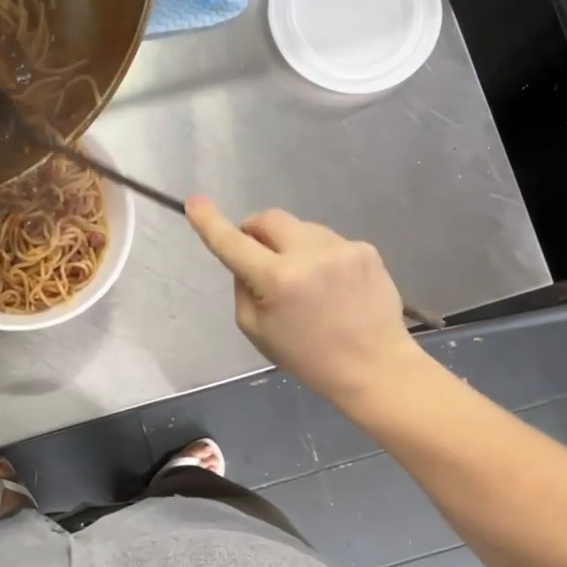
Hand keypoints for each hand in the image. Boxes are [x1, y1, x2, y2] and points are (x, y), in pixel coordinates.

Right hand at [185, 196, 422, 403]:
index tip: (194, 201)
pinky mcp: (365, 249)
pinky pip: (327, 241)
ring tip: (303, 282)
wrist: (372, 365)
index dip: (210, 221)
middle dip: (255, 231)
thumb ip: (243, 287)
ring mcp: (342, 247)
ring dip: (289, 245)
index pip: (233, 243)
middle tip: (256, 255)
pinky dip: (318, 256)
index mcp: (278, 280)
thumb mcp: (255, 329)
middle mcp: (310, 254)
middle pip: (269, 219)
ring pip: (300, 228)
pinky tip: (330, 286)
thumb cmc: (305, 356)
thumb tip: (246, 259)